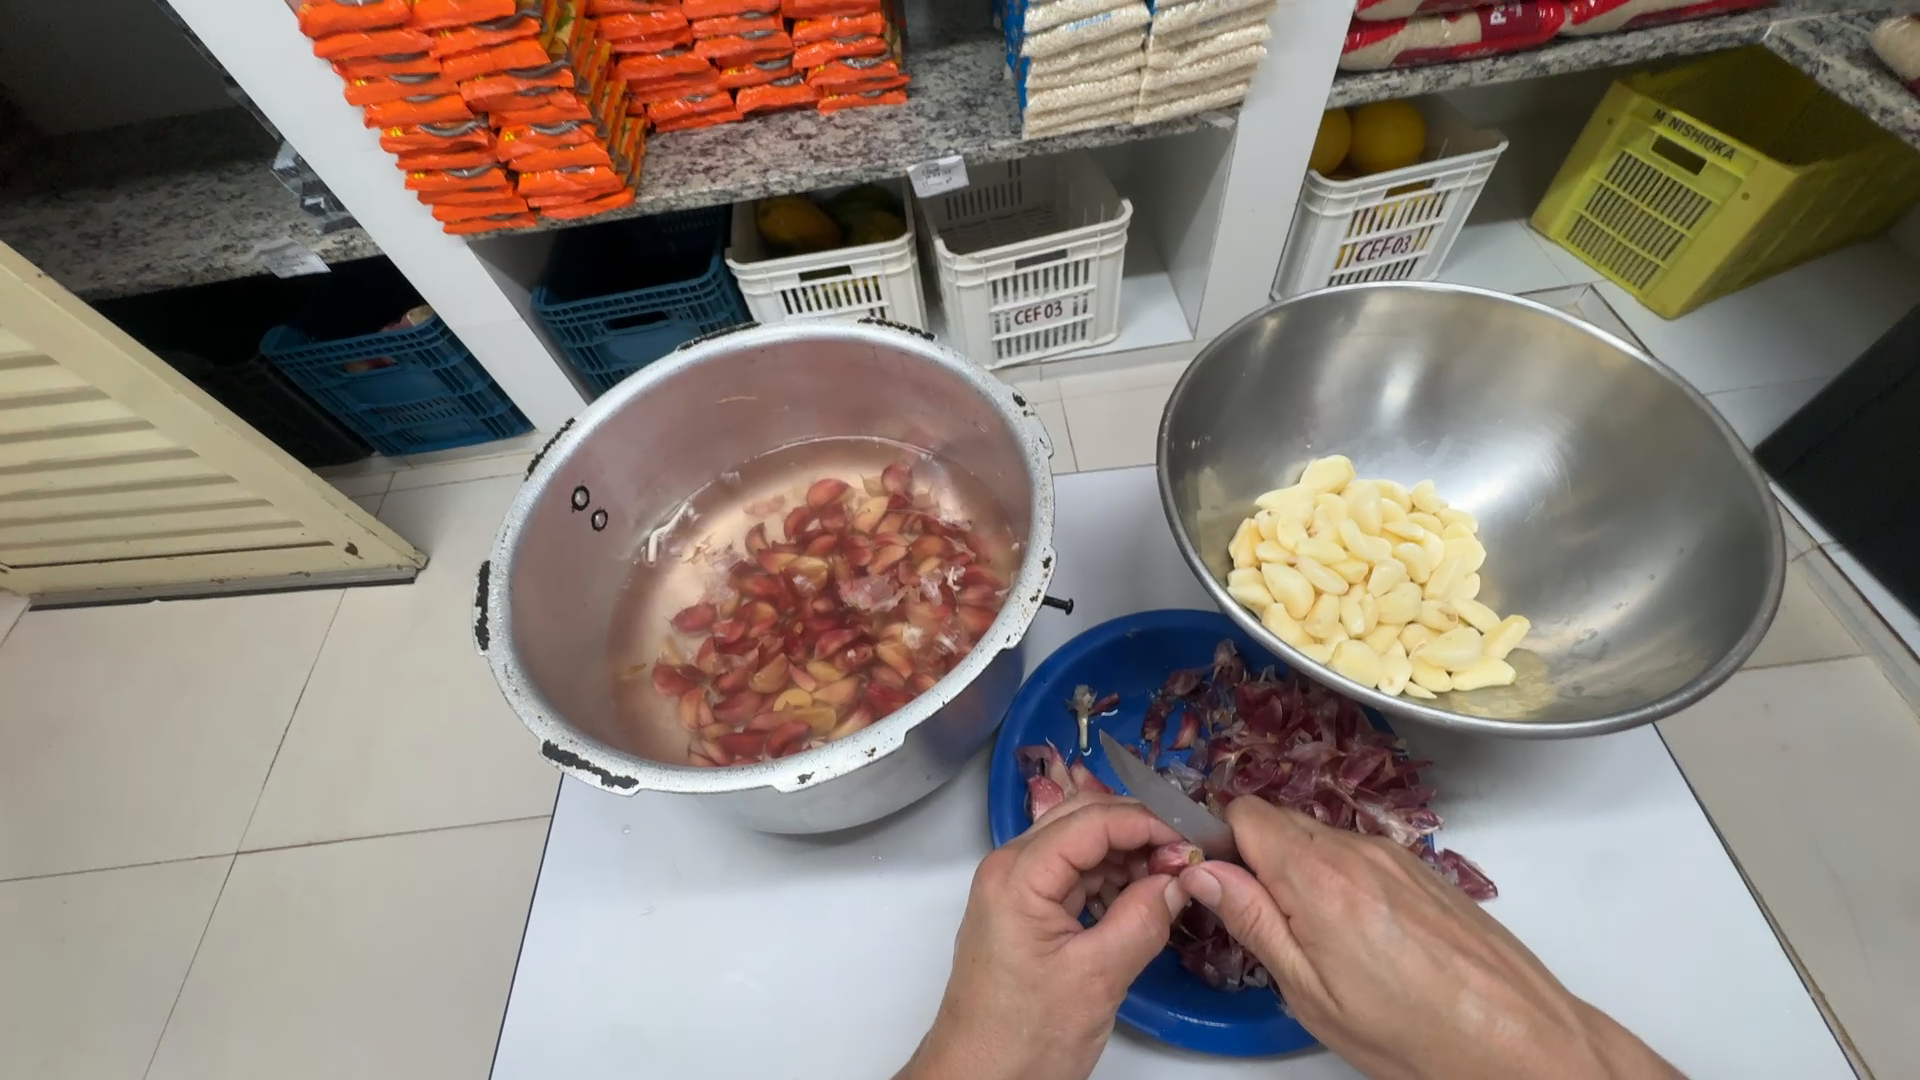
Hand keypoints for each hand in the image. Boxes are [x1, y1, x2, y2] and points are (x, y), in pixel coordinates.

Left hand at [898, 795, 1189, 1079]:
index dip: (1144, 822)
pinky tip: (1138, 896)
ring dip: (1124, 852)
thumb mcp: (1096, 979)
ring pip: (1077, 842)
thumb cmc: (1025, 1035)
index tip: (1190, 839)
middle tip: (1184, 854)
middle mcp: (1010, 864)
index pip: (1090, 820)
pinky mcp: (1024, 906)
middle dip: (1136, 830)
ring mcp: (1014, 884)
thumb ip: (1141, 921)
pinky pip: (1071, 872)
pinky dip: (1107, 876)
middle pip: (1081, 819)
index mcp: (1019, 872)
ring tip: (1169, 876)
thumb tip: (1180, 879)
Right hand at [1178, 799, 1683, 1079]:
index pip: (1241, 812)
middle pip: (1275, 818)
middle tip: (1272, 918)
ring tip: (1323, 933)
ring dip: (1299, 865)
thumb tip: (1199, 871)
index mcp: (1314, 876)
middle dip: (1257, 855)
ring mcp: (1389, 851)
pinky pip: (1353, 849)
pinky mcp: (1418, 863)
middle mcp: (1350, 847)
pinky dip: (1338, 873)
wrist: (1531, 1047)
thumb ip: (1251, 921)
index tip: (1226, 884)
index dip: (1222, 841)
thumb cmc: (1411, 1035)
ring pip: (1314, 834)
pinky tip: (1364, 930)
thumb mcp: (1311, 995)